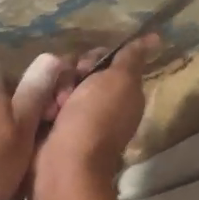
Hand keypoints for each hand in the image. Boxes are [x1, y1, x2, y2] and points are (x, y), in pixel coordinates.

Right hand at [38, 34, 157, 189]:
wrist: (65, 162)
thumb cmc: (96, 119)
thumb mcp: (119, 81)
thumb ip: (132, 57)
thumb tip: (156, 37)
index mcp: (120, 91)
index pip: (101, 59)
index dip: (92, 59)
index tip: (86, 68)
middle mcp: (98, 101)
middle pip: (75, 69)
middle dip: (69, 74)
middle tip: (69, 91)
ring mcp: (74, 115)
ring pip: (56, 82)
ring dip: (53, 89)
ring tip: (53, 107)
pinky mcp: (51, 124)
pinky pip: (42, 99)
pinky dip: (42, 103)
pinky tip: (43, 113)